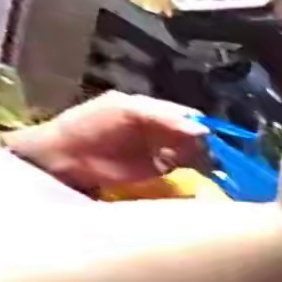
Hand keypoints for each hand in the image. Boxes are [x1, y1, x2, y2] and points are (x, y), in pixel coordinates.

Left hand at [0, 92, 207, 193]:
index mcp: (155, 109)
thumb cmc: (91, 126)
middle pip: (199, 134)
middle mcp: (165, 128)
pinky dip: (205, 170)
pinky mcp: (167, 168)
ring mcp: (167, 148)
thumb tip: (205, 131)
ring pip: (200, 150)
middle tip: (214, 154)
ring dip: (210, 157)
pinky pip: (194, 167)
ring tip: (213, 164)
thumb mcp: (126, 110)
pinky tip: (209, 172)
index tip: (211, 137)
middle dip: (209, 143)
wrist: (67, 157)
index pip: (191, 115)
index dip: (203, 124)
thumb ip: (164, 117)